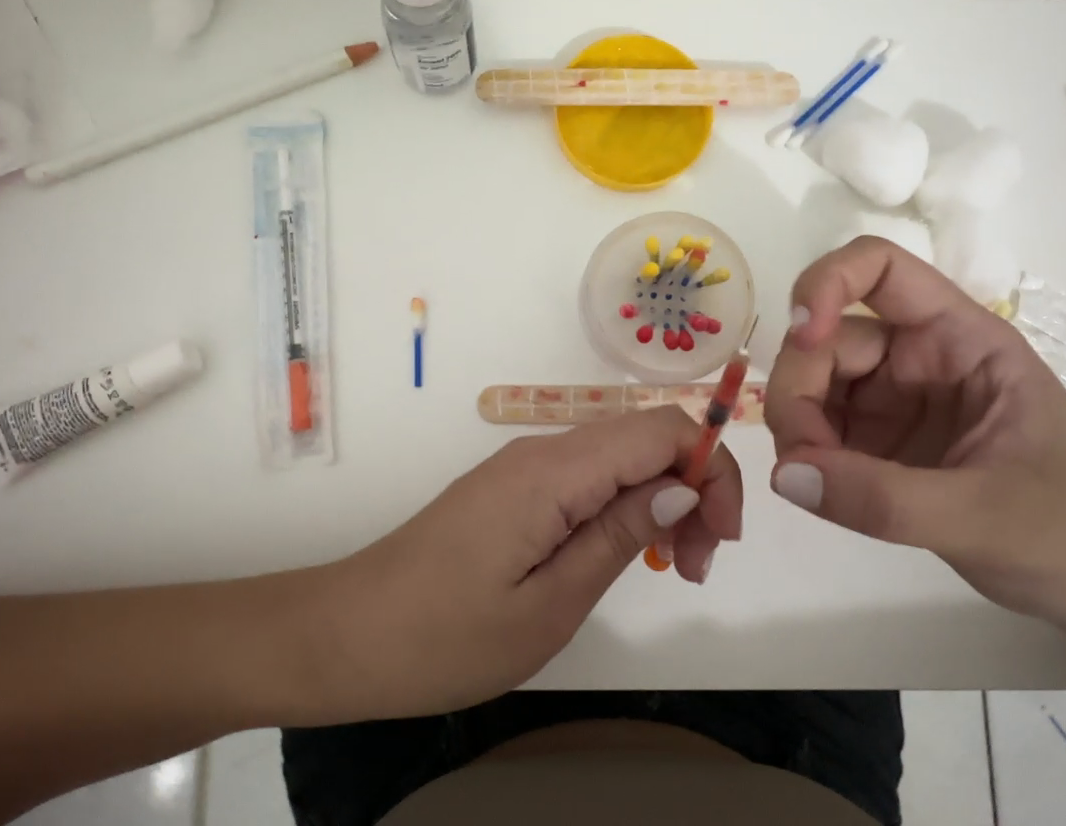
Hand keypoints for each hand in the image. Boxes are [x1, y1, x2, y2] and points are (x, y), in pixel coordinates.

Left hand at [318, 408, 741, 719]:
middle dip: (692, 487)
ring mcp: (520, 468)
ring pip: (617, 457)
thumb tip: (682, 488)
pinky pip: (584, 478)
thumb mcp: (551, 602)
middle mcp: (540, 451)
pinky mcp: (508, 490)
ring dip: (660, 500)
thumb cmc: (446, 636)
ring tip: (671, 567)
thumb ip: (620, 534)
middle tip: (696, 566)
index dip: (709, 467)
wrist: (344, 637)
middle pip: (643, 436)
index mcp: (553, 470)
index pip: (660, 428)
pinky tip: (624, 554)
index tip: (721, 540)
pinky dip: (621, 507)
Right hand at [765, 237, 1065, 626]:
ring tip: (812, 483)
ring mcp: (894, 399)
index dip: (829, 284)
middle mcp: (920, 357)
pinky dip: (803, 453)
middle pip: (828, 336)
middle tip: (799, 459)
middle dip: (799, 386)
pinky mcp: (877, 441)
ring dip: (796, 422)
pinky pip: (819, 427)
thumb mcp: (985, 518)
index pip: (881, 269)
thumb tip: (784, 473)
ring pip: (813, 381)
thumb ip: (883, 499)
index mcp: (963, 341)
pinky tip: (818, 489)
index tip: (804, 336)